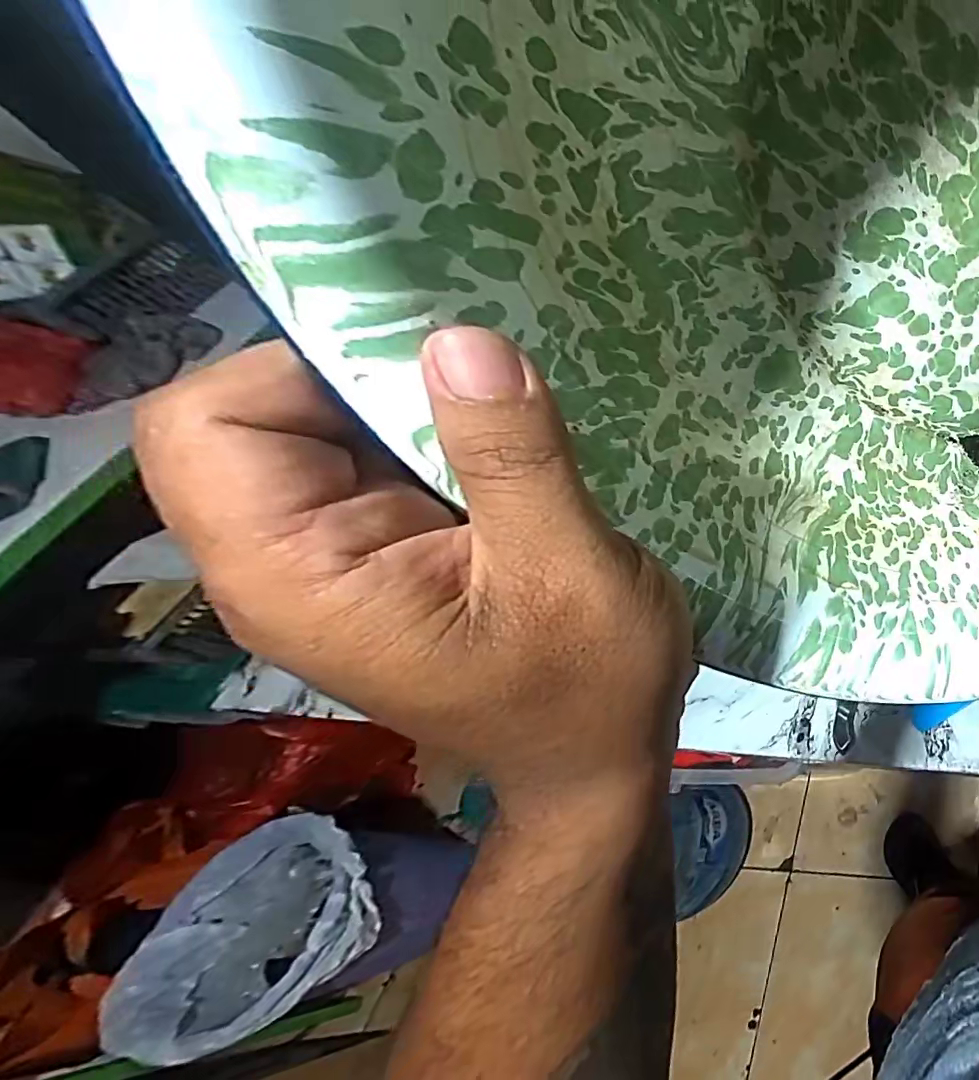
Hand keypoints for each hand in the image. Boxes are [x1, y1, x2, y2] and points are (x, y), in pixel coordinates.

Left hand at [134, 327, 693, 806]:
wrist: (607, 758)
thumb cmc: (593, 683)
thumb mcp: (570, 570)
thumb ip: (515, 462)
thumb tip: (465, 341)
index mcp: (301, 576)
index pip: (216, 423)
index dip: (309, 367)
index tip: (439, 364)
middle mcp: (297, 563)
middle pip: (278, 420)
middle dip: (385, 384)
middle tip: (500, 383)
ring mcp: (352, 563)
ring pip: (349, 439)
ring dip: (431, 412)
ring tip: (524, 417)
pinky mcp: (404, 560)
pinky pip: (402, 471)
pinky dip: (456, 444)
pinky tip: (524, 454)